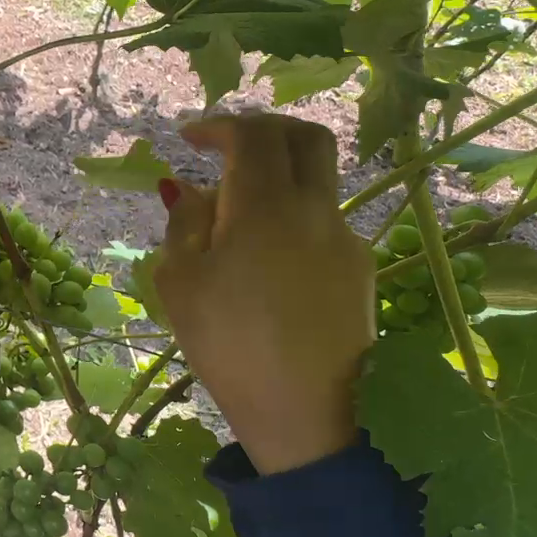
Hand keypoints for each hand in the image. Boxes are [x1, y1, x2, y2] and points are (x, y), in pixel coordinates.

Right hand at [153, 114, 375, 474]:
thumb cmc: (226, 341)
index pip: (254, 135)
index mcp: (266, 208)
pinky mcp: (357, 269)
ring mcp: (344, 239)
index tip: (188, 138)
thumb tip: (187, 189)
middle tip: (223, 146)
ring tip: (228, 212)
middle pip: (306, 138)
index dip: (219, 125)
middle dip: (262, 129)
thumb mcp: (179, 279)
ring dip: (274, 172)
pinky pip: (319, 218)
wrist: (308, 411)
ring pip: (316, 178)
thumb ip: (185, 222)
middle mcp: (316, 211)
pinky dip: (286, 211)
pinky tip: (256, 253)